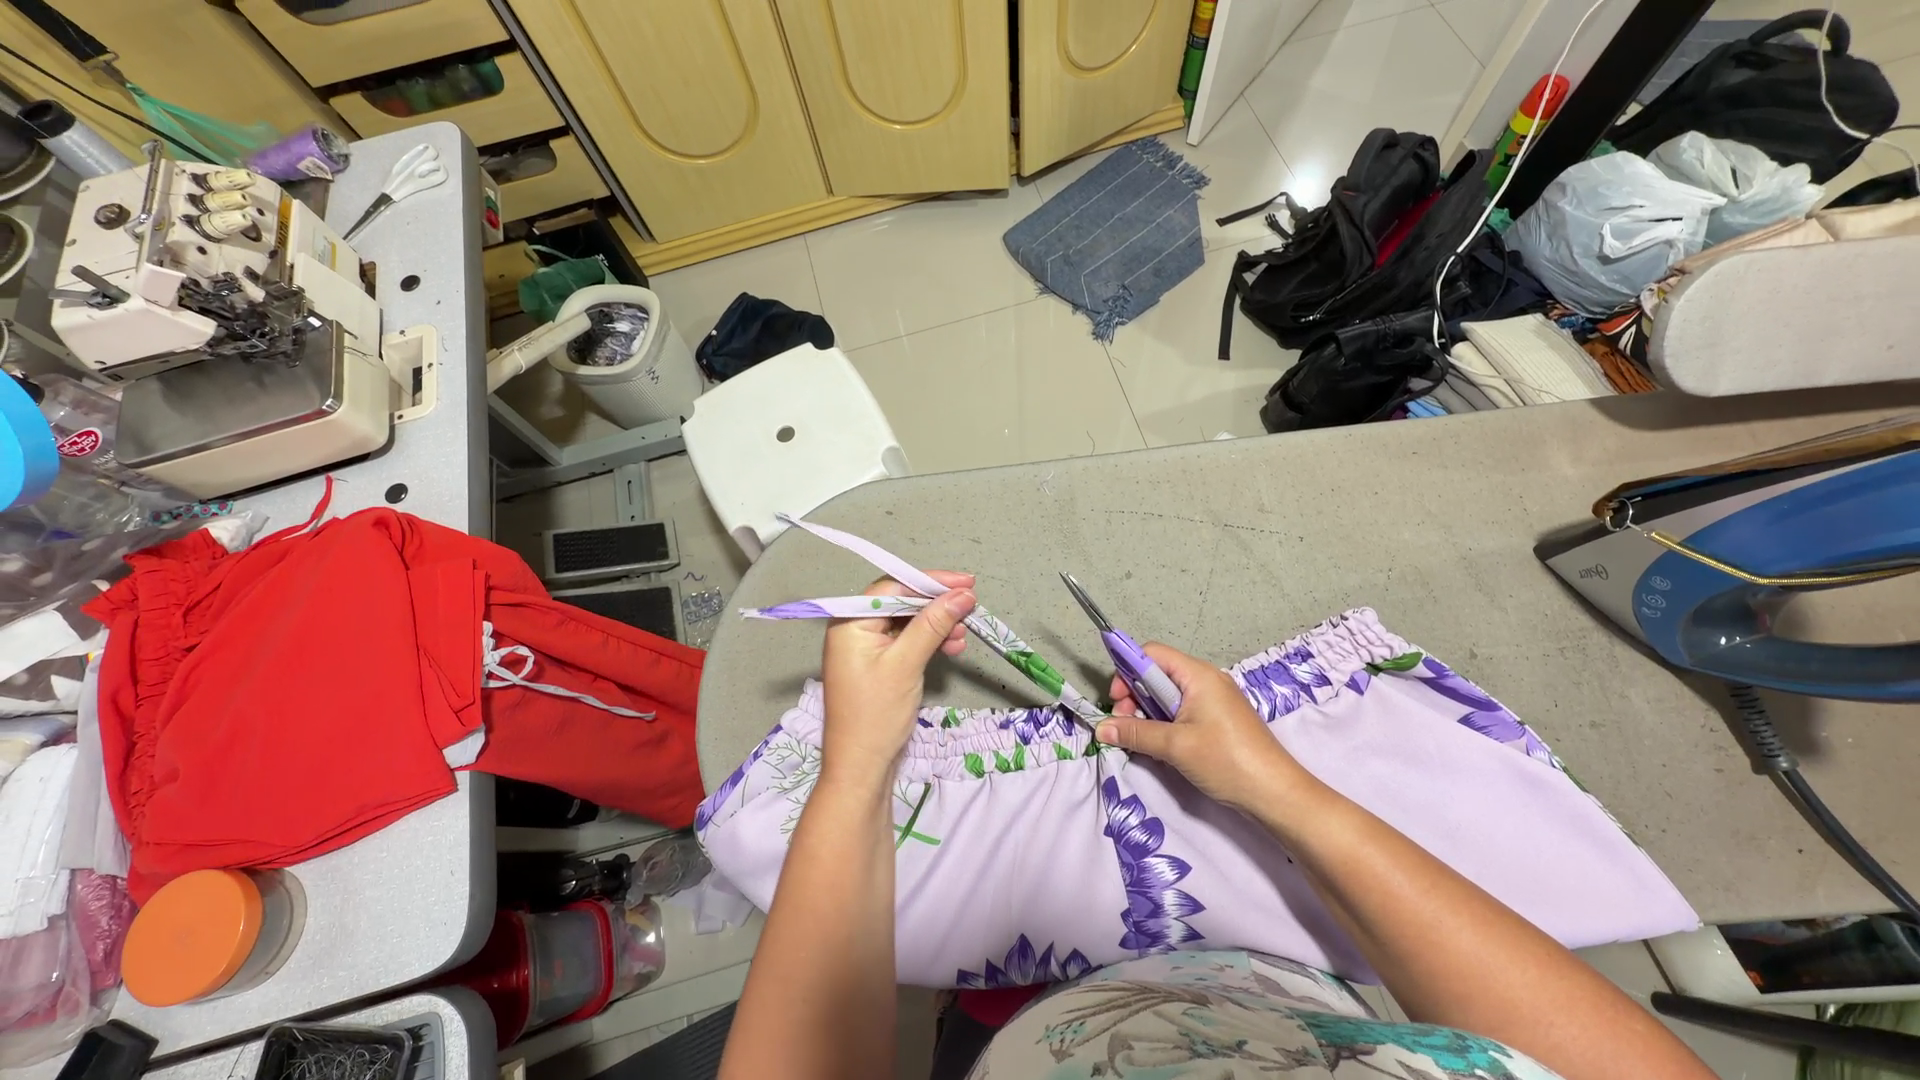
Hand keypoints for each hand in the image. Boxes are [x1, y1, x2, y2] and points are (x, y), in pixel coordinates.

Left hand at [820, 572, 975, 783]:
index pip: (892, 587)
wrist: (862, 767)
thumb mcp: (906, 664)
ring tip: (963, 635)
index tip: (965, 583)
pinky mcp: (880, 664)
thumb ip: (933, 625)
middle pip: (901, 602)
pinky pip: (908, 641)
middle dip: (936, 605)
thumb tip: (962, 595)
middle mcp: (855, 629)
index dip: (930, 582)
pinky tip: (952, 647)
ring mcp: (867, 648)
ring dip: (937, 625)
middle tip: (970, 608)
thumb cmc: (875, 715)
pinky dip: (930, 641)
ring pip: (908, 622)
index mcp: (849, 623)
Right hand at [1101, 643, 1314, 811]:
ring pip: (1168, 696)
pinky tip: (1162, 747)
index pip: (1151, 654)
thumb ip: (1136, 733)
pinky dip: (1165, 724)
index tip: (1117, 701)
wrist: (1276, 793)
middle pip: (1157, 674)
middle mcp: (1206, 681)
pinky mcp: (1218, 720)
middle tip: (1126, 726)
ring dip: (1148, 714)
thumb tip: (1101, 728)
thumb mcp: (1175, 746)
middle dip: (1135, 696)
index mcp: (1198, 675)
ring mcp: (1214, 701)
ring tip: (1143, 740)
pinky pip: (1182, 712)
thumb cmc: (1227, 760)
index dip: (1127, 671)